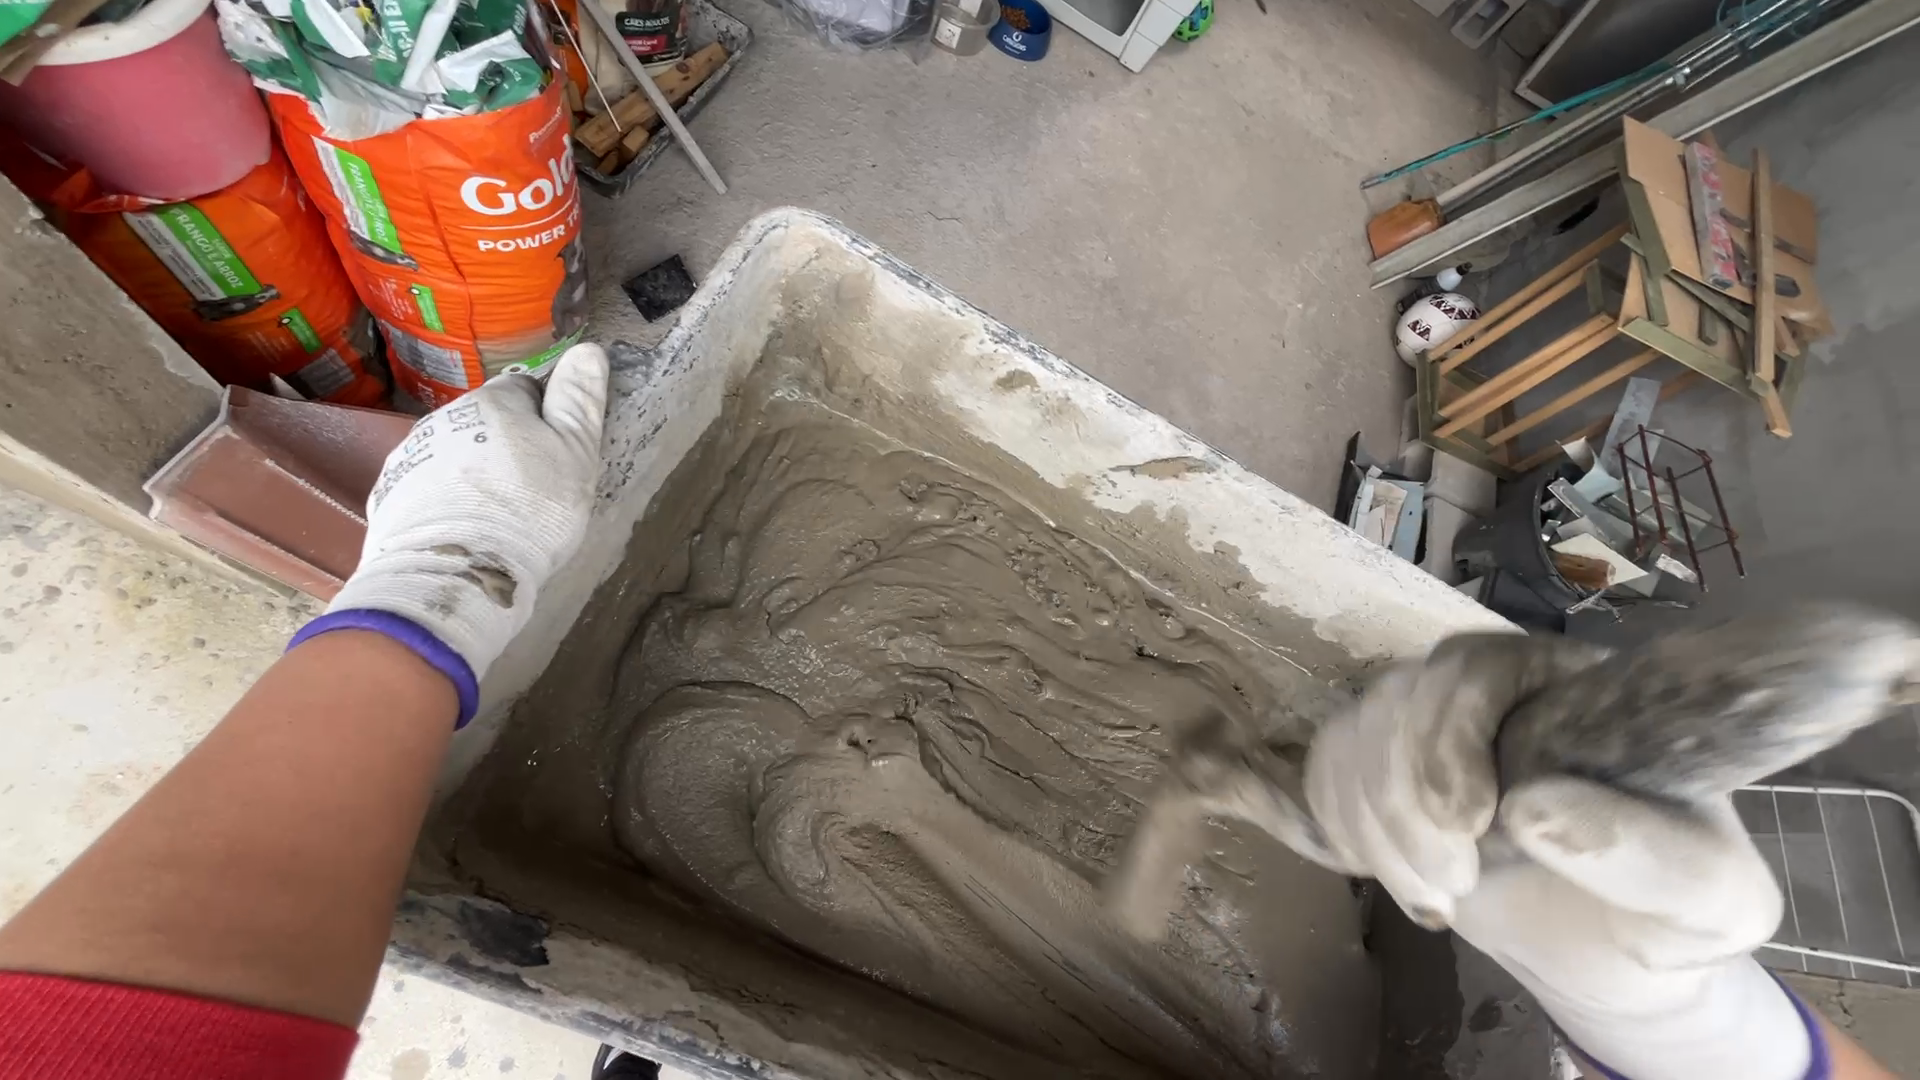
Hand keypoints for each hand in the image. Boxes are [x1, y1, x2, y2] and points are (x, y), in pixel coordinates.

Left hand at [294, 344, 609, 725]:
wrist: (457, 571)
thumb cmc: (531, 507)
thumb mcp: (575, 454)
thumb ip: (580, 402)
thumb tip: (588, 349)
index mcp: (495, 403)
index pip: (527, 388)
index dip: (549, 415)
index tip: (561, 451)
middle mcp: (446, 418)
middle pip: (488, 421)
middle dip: (510, 443)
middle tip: (537, 487)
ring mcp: (412, 456)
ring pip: (457, 452)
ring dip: (478, 470)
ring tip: (500, 511)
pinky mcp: (392, 495)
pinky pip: (430, 485)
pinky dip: (449, 498)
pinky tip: (468, 526)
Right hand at [1303, 634, 1817, 1079]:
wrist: (1581, 935)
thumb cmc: (1653, 908)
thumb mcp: (1706, 901)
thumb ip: (1650, 854)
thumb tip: (1532, 812)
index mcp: (1559, 682)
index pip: (1476, 666)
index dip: (1452, 733)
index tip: (1468, 825)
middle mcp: (1475, 682)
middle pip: (1397, 700)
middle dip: (1407, 800)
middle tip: (1454, 885)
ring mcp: (1410, 712)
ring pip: (1350, 736)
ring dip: (1376, 827)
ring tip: (1435, 897)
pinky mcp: (1365, 749)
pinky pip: (1323, 768)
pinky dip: (1344, 826)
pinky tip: (1392, 870)